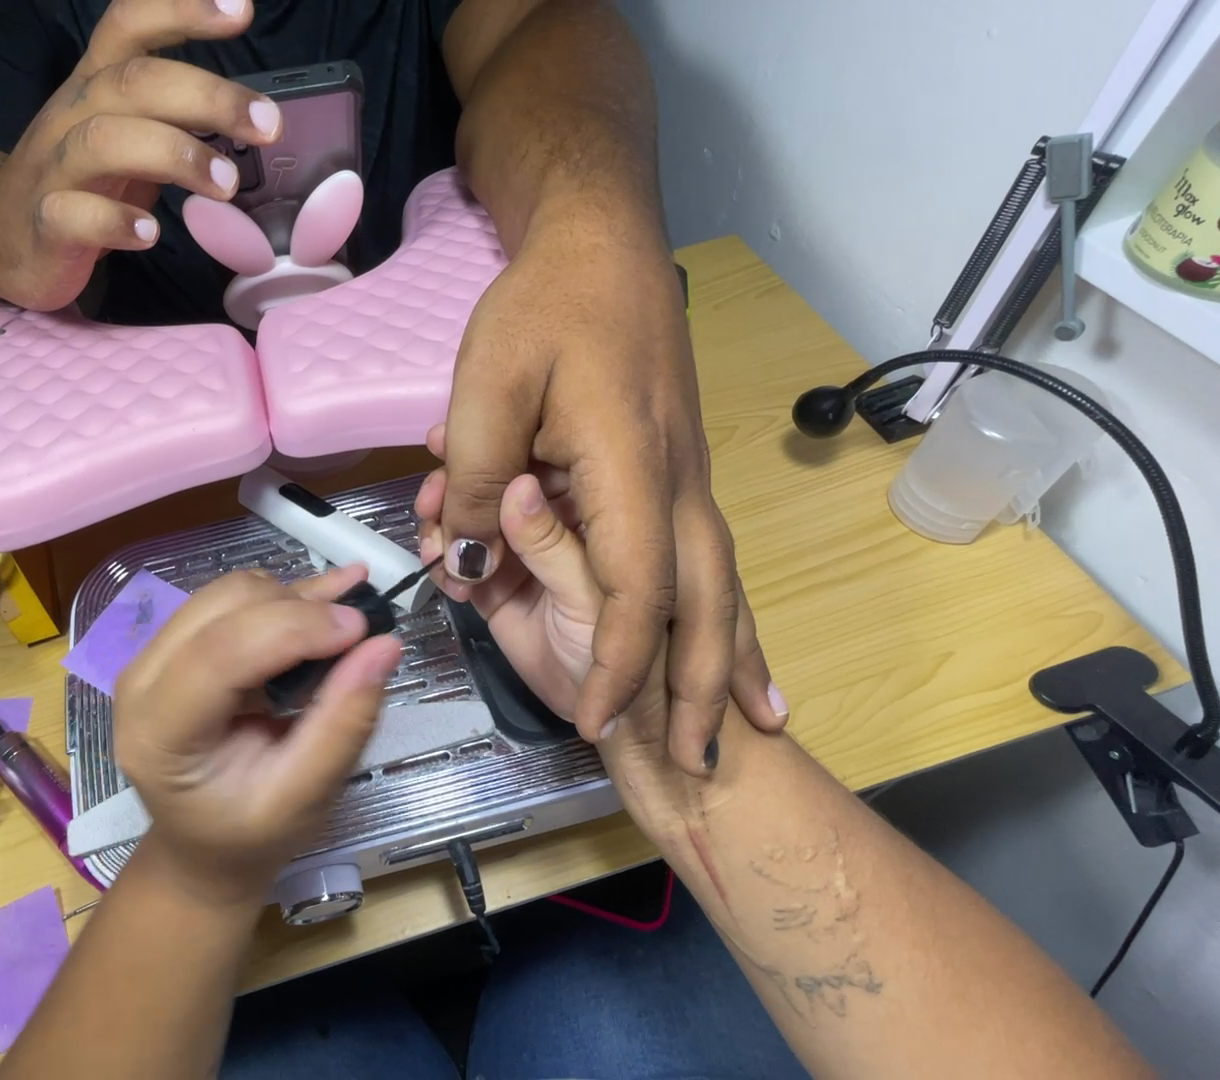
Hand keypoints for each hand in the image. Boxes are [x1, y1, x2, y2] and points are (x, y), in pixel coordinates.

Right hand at [0, 0, 281, 311]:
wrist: (1, 237)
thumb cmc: (82, 182)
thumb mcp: (127, 135)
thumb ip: (176, 119)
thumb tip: (252, 118)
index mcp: (97, 85)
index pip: (130, 24)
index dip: (182, 8)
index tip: (243, 9)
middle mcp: (73, 115)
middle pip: (134, 82)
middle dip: (207, 96)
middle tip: (269, 125)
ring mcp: (55, 169)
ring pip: (104, 141)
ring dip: (174, 155)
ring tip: (226, 185)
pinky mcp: (46, 226)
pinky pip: (73, 215)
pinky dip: (115, 222)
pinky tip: (151, 234)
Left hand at [111, 566, 402, 904]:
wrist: (205, 843)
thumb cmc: (250, 832)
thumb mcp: (305, 799)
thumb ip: (343, 724)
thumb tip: (384, 646)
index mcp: (158, 734)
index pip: (220, 654)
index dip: (294, 628)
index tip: (361, 628)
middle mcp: (140, 680)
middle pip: (224, 608)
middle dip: (300, 609)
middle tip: (360, 632)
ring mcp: (153, 654)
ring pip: (231, 591)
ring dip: (294, 599)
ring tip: (344, 626)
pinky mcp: (176, 640)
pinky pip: (233, 596)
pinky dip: (285, 595)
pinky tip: (331, 595)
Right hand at [424, 469, 694, 814]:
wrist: (608, 722)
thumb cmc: (630, 659)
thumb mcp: (590, 596)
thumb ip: (553, 545)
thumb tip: (515, 487)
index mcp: (598, 508)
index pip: (538, 462)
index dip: (493, 450)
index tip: (448, 440)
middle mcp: (556, 518)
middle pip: (496, 483)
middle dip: (457, 481)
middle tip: (430, 486)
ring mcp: (521, 549)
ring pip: (472, 517)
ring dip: (443, 519)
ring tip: (427, 526)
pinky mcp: (494, 583)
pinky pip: (458, 560)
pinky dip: (441, 558)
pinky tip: (433, 561)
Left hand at [426, 223, 786, 773]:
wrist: (602, 245)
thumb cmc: (543, 308)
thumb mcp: (485, 388)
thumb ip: (478, 481)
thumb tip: (475, 563)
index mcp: (632, 470)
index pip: (638, 588)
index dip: (622, 663)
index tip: (600, 723)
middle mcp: (677, 484)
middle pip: (707, 597)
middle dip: (699, 684)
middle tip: (698, 760)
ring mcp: (685, 475)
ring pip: (718, 578)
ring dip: (726, 655)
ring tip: (744, 726)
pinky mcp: (674, 467)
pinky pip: (703, 552)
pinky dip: (721, 606)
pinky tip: (735, 638)